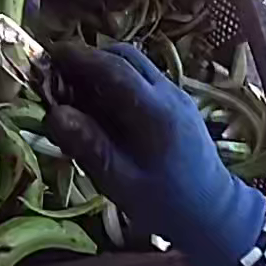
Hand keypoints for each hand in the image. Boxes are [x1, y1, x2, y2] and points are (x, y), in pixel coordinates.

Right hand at [44, 42, 264, 265]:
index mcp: (155, 113)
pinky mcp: (176, 100)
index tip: (50, 54)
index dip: (79, 57)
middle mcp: (168, 93)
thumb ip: (88, 146)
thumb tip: (54, 112)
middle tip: (58, 72)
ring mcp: (175, 93)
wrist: (215, 212)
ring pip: (134, 62)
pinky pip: (142, 76)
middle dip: (88, 58)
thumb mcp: (120, 182)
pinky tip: (102, 104)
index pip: (114, 68)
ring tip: (76, 88)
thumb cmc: (165, 203)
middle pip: (124, 56)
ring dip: (102, 66)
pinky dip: (116, 78)